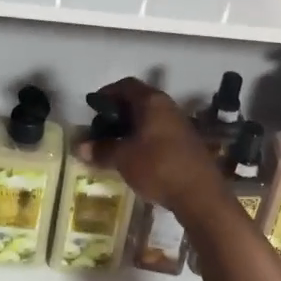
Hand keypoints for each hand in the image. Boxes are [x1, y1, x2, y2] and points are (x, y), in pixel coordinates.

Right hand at [82, 77, 222, 216]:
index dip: (107, 93)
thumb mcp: (124, 158)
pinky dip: (143, 138)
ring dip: (130, 128)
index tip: (93, 108)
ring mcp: (179, 124)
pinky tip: (135, 157)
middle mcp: (167, 106)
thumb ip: (101, 149)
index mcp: (152, 101)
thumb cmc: (158, 167)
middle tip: (100, 129)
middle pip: (138, 101)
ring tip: (114, 145)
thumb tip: (79, 147)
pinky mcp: (185, 142)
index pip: (126, 85)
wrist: (200, 195)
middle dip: (117, 113)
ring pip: (149, 118)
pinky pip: (159, 132)